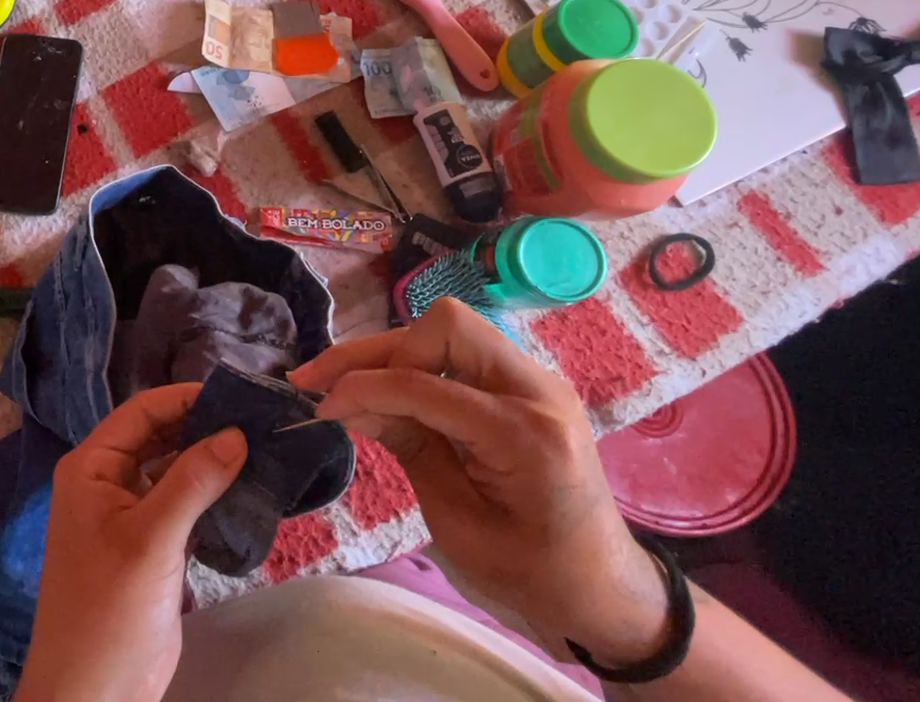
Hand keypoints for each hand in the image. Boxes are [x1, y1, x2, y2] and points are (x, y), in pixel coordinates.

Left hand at [16, 383, 247, 701]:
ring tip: (261, 448)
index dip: (185, 400)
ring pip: (171, 470)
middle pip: (157, 437)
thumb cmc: (110, 607)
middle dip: (201, 427)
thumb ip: (192, 482)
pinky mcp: (148, 545)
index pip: (140, 413)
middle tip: (258, 422)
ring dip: (208, 461)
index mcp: (91, 466)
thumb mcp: (151, 539)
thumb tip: (236, 433)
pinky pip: (179, 503)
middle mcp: (105, 480)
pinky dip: (208, 494)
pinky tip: (244, 489)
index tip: (237, 396)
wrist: (93, 692)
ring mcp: (126, 513)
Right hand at [289, 298, 669, 664]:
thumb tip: (343, 402)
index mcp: (526, 435)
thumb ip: (406, 446)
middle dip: (374, 351)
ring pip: (446, 329)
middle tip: (318, 378)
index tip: (317, 406)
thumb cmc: (530, 575)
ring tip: (337, 380)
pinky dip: (411, 363)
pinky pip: (457, 351)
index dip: (361, 388)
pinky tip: (378, 388)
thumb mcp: (456, 520)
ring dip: (388, 352)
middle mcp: (537, 390)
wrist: (602, 592)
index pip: (422, 384)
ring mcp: (534, 381)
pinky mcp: (522, 384)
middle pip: (442, 327)